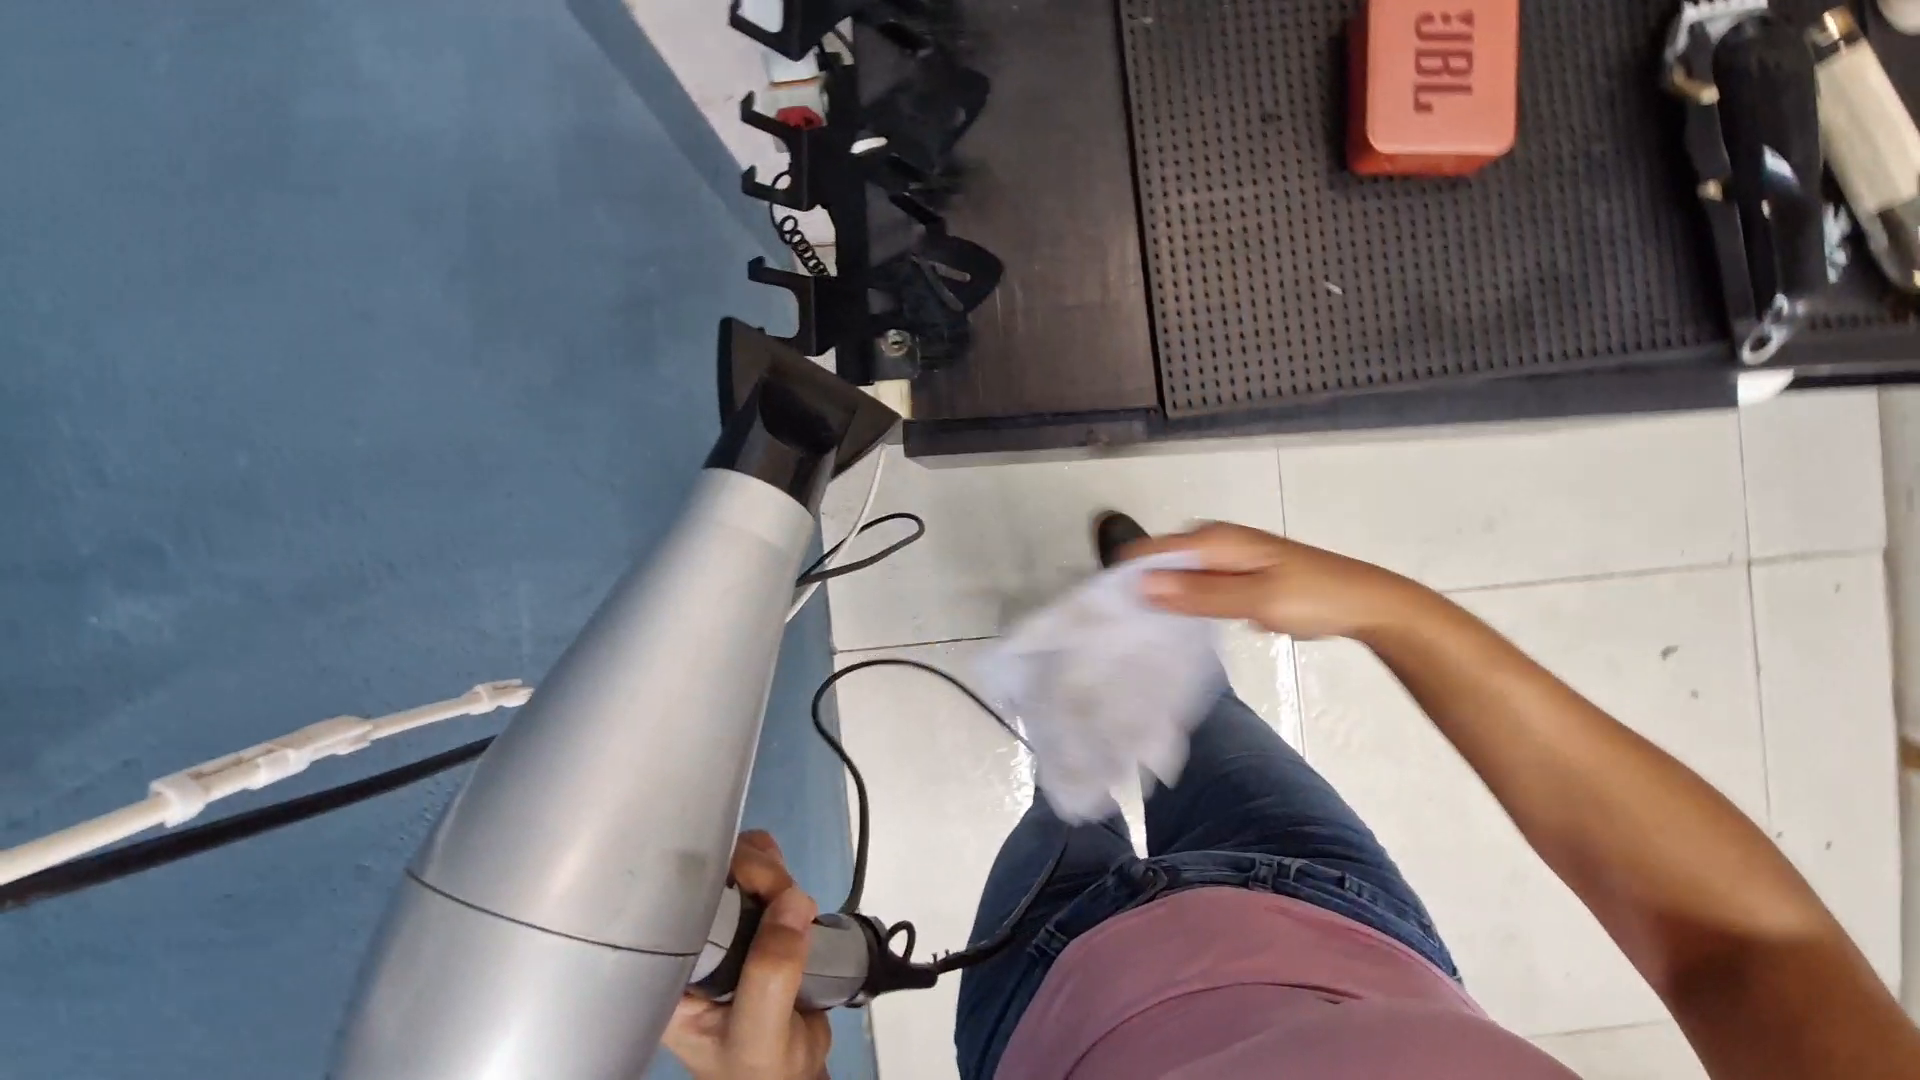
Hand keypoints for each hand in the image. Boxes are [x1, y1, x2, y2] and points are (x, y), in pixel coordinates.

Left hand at [663, 831, 831, 1079]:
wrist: (790, 1071)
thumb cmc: (760, 1067)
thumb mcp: (758, 1035)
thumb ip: (771, 975)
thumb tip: (793, 901)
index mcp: (670, 970)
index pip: (679, 903)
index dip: (721, 884)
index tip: (763, 893)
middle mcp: (689, 940)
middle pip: (711, 872)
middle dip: (756, 875)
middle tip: (787, 902)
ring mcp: (720, 923)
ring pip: (736, 861)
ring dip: (772, 872)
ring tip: (793, 908)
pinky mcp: (750, 911)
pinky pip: (759, 866)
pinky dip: (780, 868)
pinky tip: (789, 895)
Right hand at [1122, 522, 1429, 640]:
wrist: (1367, 605)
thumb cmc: (1313, 598)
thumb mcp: (1255, 600)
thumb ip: (1199, 594)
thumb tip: (1143, 585)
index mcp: (1215, 539)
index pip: (1150, 550)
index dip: (1127, 577)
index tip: (1111, 612)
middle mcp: (1215, 541)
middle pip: (1162, 563)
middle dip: (1145, 590)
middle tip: (1130, 631)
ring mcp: (1227, 558)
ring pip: (1180, 577)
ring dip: (1166, 600)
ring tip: (1149, 633)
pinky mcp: (1236, 576)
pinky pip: (1198, 586)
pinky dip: (1188, 604)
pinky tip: (1185, 628)